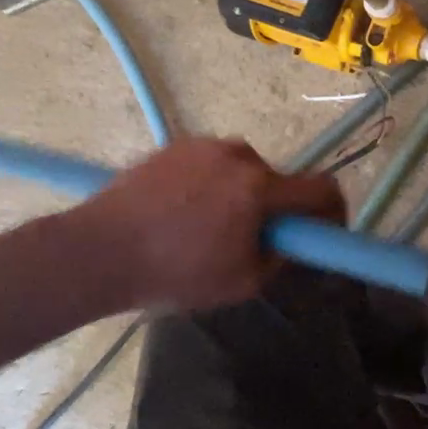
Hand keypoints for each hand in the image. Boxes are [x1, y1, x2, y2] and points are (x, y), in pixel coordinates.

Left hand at [51, 139, 345, 311]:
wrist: (93, 252)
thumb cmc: (172, 273)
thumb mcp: (241, 282)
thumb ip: (281, 257)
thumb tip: (293, 241)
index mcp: (260, 189)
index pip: (322, 188)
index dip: (334, 208)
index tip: (329, 227)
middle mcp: (240, 156)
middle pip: (280, 180)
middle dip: (277, 206)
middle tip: (255, 238)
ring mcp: (205, 146)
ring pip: (245, 170)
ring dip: (243, 193)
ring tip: (211, 226)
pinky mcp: (176, 145)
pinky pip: (211, 164)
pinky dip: (211, 184)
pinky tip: (183, 212)